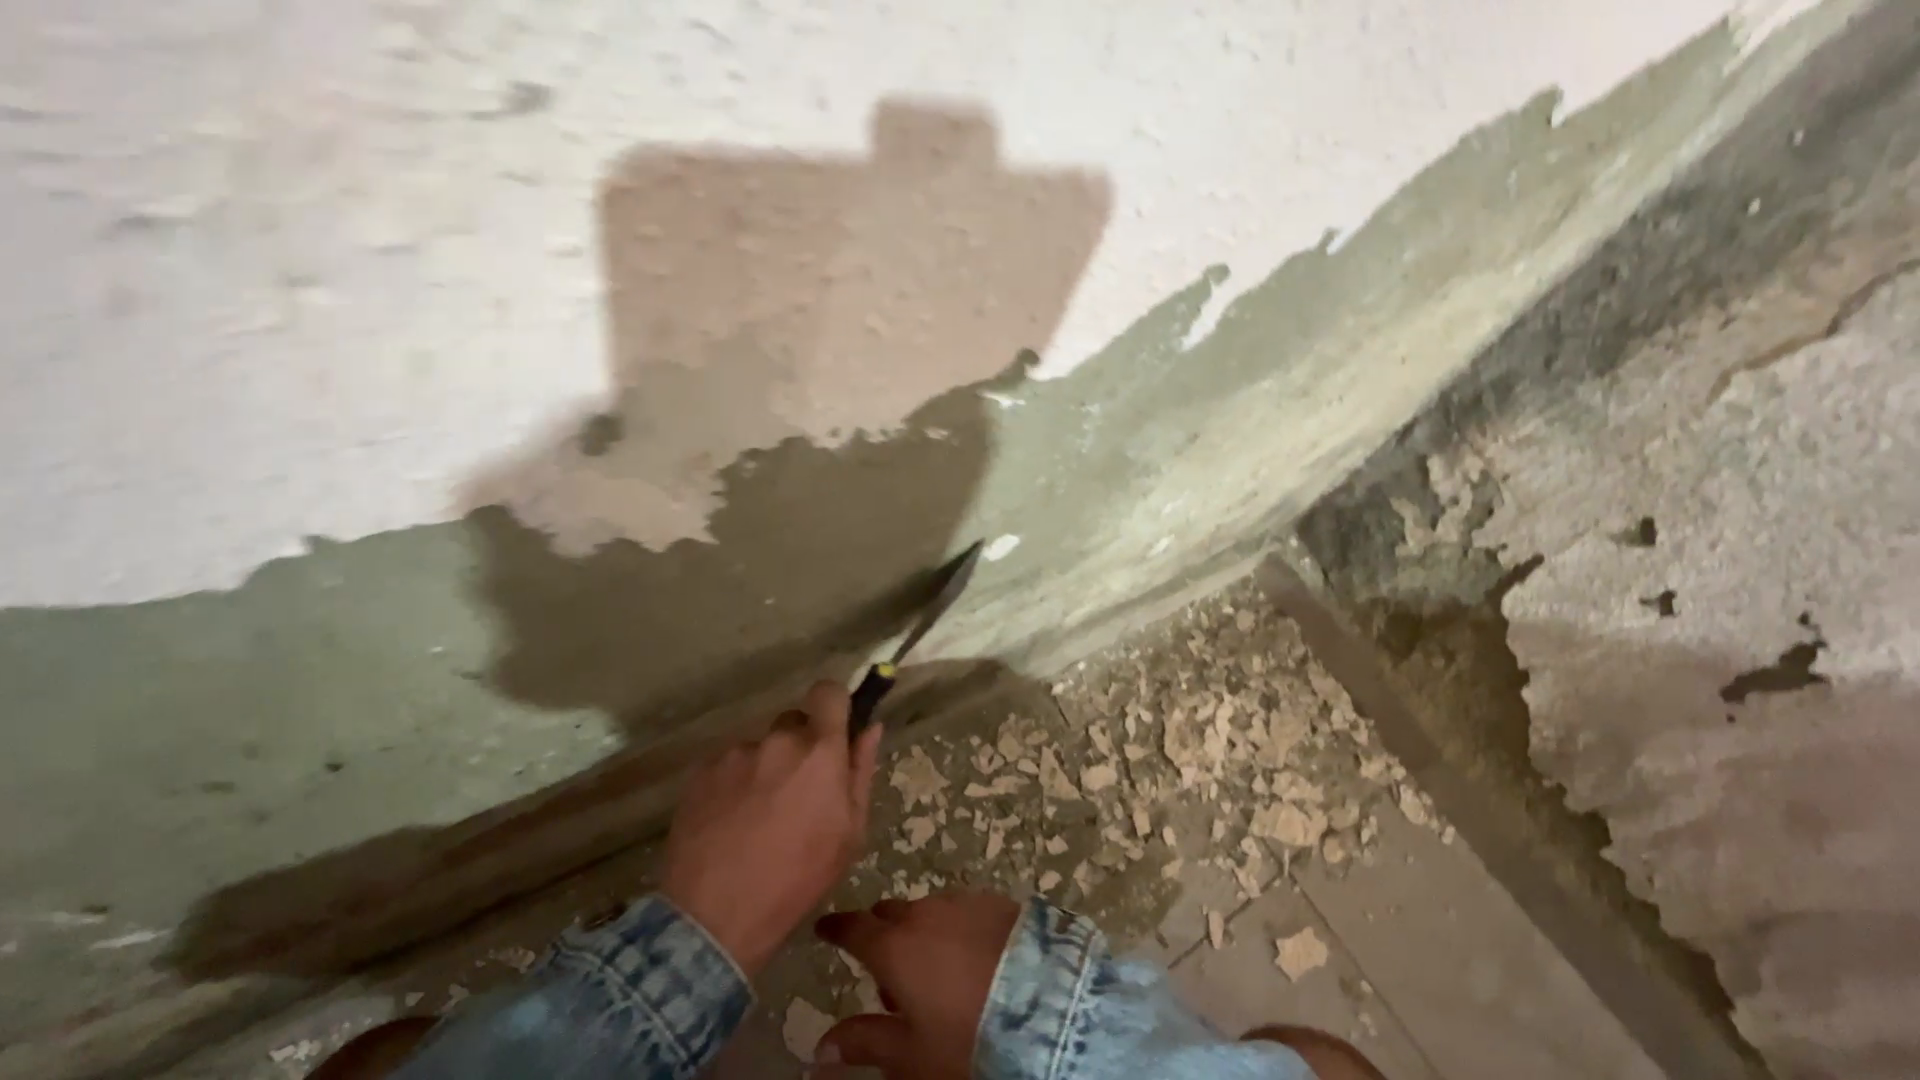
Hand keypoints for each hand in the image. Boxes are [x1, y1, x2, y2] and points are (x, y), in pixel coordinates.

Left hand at [661, 681, 882, 976]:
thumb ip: (861, 771)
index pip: (828, 693)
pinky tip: (730, 824)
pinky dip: (733, 784)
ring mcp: (734, 754)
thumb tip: (871, 727)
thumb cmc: (798, 879)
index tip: (834, 729)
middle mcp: (777, 740)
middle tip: (796, 793)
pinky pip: (727, 765)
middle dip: (800, 747)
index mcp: (820, 751)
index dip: (833, 705)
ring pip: (759, 747)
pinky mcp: (701, 771)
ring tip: (756, 818)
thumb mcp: (849, 834)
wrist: (715, 915)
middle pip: (793, 723)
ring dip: (764, 768)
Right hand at [813, 892, 1022, 1079]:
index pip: (852, 928)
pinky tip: (971, 955)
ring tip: (936, 971)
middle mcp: (924, 913)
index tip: (824, 928)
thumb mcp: (911, 1054)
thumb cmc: (968, 1037)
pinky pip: (964, 909)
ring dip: (922, 932)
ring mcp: (964, 903)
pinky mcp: (999, 902)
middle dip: (882, 934)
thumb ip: (864, 1043)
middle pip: (891, 914)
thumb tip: (821, 1047)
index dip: (836, 928)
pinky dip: (957, 927)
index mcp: (894, 946)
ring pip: (929, 911)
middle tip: (887, 973)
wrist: (1049, 1010)